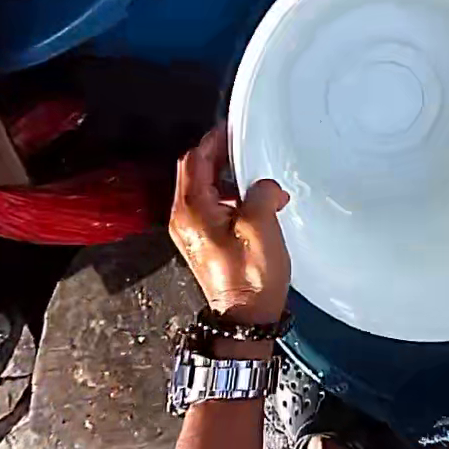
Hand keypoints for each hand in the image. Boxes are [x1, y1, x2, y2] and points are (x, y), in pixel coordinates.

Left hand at [169, 125, 290, 324]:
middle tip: (245, 147)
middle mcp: (183, 217)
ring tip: (254, 173)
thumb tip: (265, 187)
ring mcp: (190, 231)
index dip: (213, 140)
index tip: (233, 130)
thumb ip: (261, 193)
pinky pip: (209, 206)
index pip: (195, 159)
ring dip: (225, 176)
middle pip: (195, 171)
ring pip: (202, 188)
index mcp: (192, 209)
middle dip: (219, 156)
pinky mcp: (201, 242)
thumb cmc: (250, 276)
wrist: (243, 318)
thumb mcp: (261, 226)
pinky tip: (252, 200)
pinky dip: (227, 195)